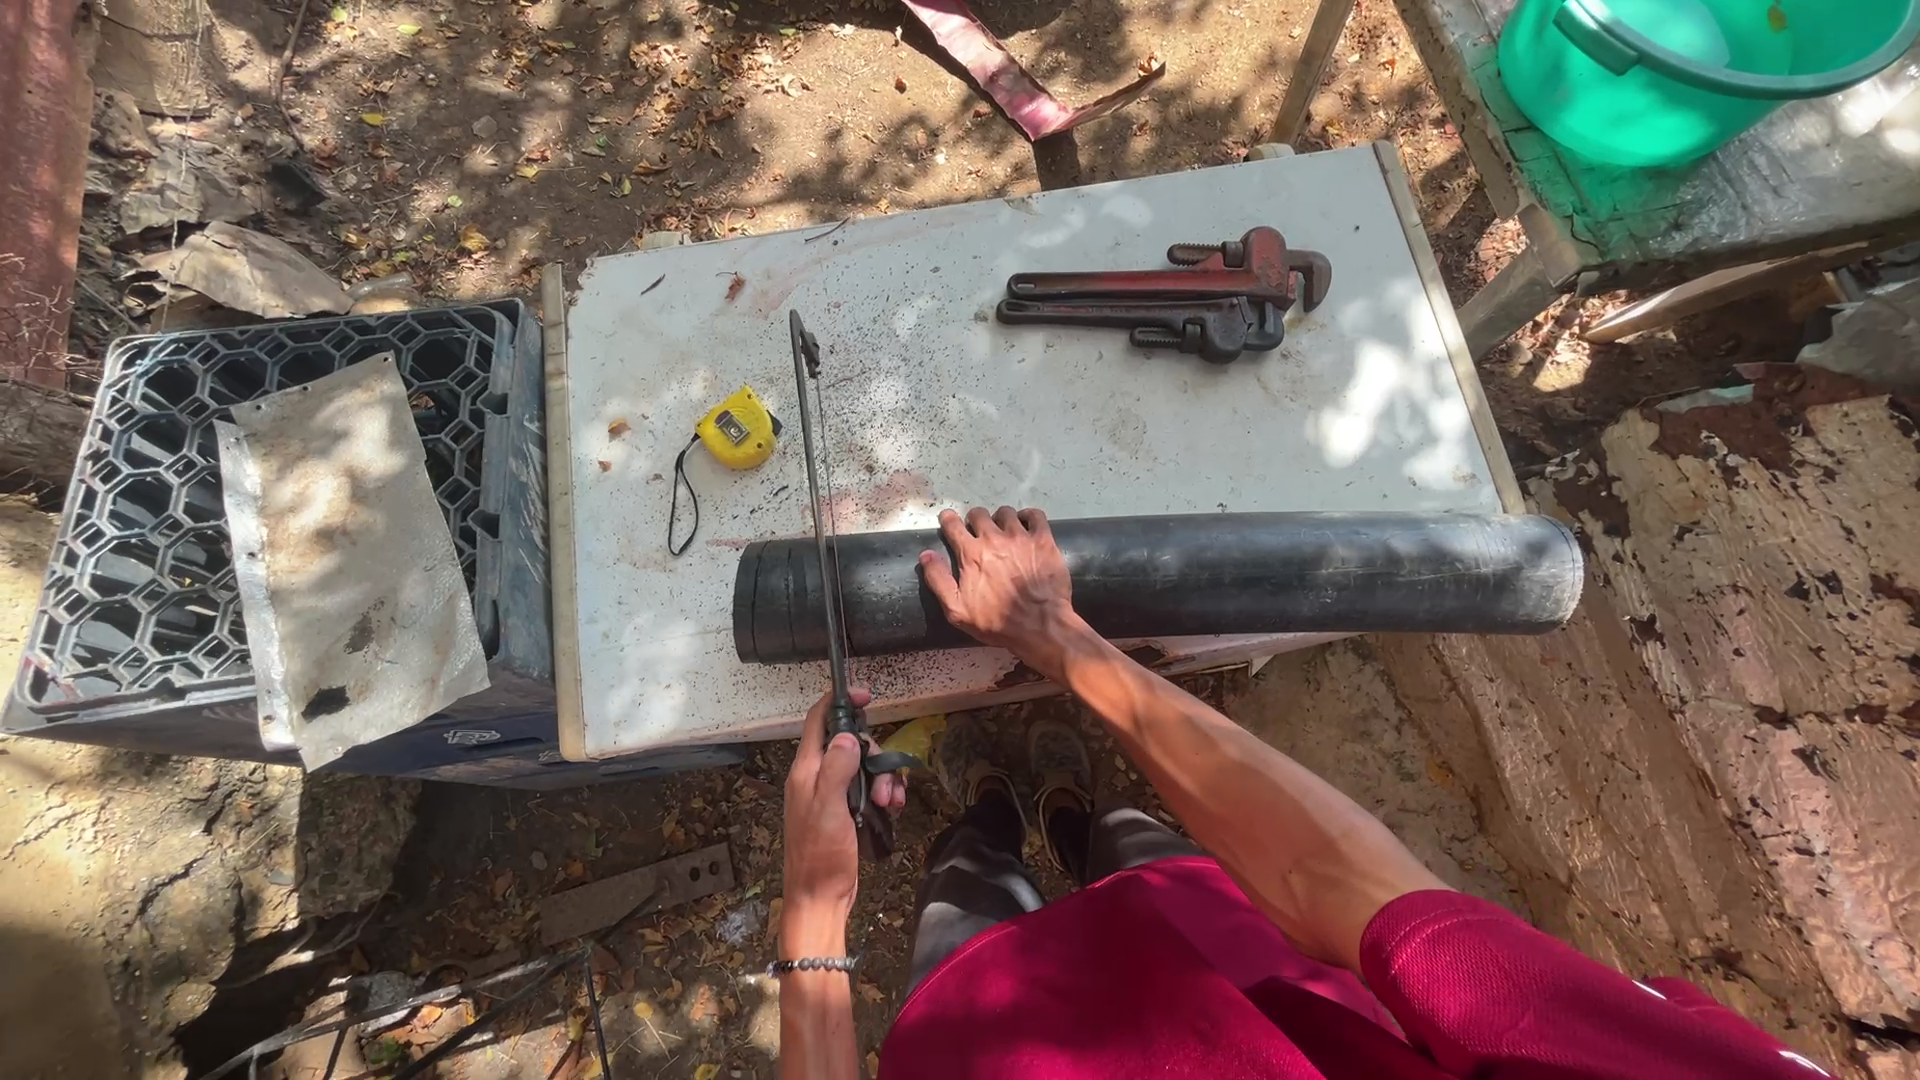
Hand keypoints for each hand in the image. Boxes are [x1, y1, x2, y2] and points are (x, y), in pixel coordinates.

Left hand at [781, 687, 904, 952]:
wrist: (820, 901)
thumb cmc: (821, 856)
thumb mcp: (829, 808)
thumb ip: (837, 768)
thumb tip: (848, 735)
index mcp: (806, 771)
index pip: (819, 720)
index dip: (840, 701)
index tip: (866, 694)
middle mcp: (816, 777)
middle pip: (849, 743)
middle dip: (874, 755)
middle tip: (886, 782)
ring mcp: (830, 794)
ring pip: (862, 766)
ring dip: (883, 778)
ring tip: (892, 802)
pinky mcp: (844, 810)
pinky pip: (867, 788)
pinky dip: (882, 793)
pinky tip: (892, 809)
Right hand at [919, 506, 1078, 662]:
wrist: (1039, 626)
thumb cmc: (996, 622)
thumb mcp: (956, 610)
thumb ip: (938, 580)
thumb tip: (925, 555)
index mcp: (971, 554)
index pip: (953, 525)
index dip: (948, 520)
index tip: (948, 520)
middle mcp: (994, 539)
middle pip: (979, 514)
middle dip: (975, 520)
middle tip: (979, 532)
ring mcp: (1020, 537)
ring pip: (1006, 513)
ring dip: (1001, 519)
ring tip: (1004, 531)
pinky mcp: (1043, 540)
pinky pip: (1035, 515)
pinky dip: (1029, 516)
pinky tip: (1027, 526)